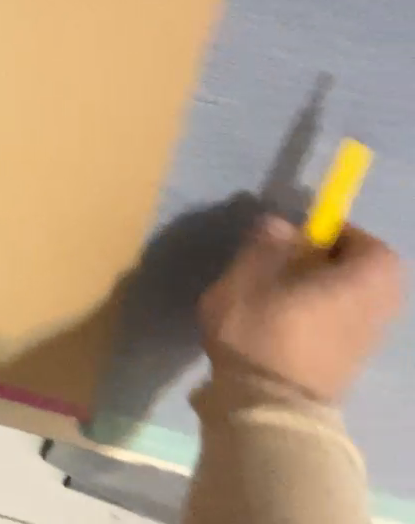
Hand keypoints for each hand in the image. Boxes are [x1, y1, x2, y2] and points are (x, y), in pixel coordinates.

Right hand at [198, 213, 403, 401]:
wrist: (272, 398)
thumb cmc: (258, 331)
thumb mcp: (246, 280)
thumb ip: (267, 248)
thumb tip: (283, 224)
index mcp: (357, 287)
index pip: (377, 251)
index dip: (346, 234)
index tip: (306, 231)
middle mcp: (376, 311)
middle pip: (376, 275)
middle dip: (340, 258)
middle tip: (293, 255)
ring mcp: (368, 336)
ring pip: (364, 296)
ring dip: (334, 281)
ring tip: (285, 282)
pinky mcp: (354, 354)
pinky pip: (354, 315)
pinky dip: (332, 303)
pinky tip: (290, 310)